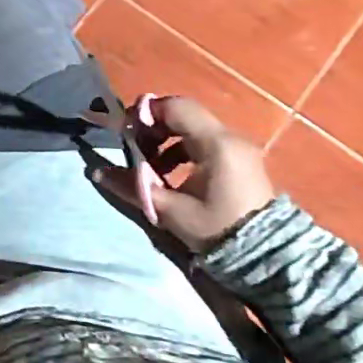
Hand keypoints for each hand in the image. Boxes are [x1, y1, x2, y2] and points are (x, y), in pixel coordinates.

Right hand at [94, 95, 274, 251]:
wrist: (264, 255)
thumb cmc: (217, 229)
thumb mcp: (171, 211)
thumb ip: (134, 187)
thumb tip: (97, 172)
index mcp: (216, 144)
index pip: (176, 108)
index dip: (146, 113)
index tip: (124, 130)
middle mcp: (229, 137)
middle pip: (184, 115)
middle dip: (153, 127)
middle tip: (133, 147)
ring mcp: (237, 147)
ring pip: (193, 128)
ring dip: (166, 139)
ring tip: (149, 165)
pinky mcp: (239, 159)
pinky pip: (205, 142)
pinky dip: (183, 148)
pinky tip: (170, 173)